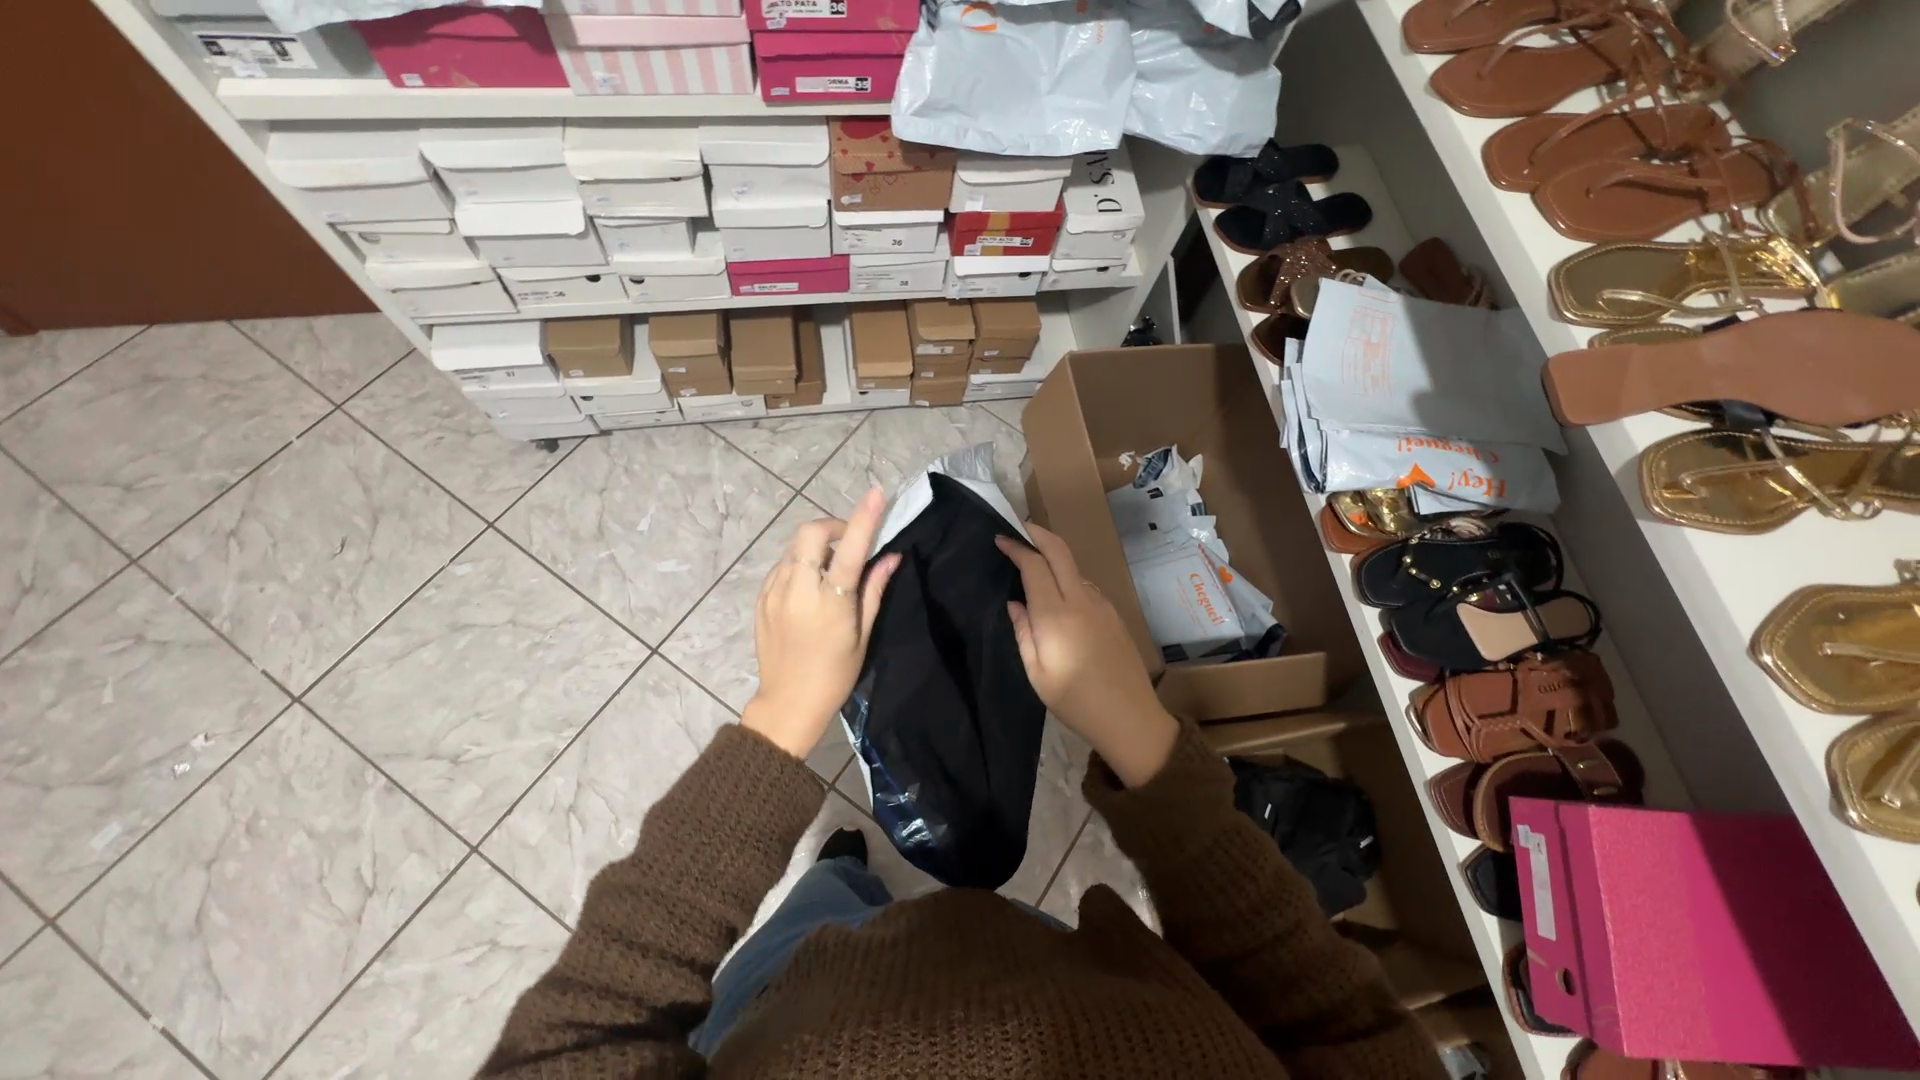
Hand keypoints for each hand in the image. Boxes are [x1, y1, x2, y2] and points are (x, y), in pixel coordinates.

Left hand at [742, 488, 900, 759]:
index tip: (877, 493)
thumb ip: (874, 589)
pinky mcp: (761, 598)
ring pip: (794, 548)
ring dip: (816, 547)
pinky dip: (800, 564)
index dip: (864, 518)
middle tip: (849, 543)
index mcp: (830, 602)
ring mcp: (774, 592)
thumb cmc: (835, 673)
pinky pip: (782, 566)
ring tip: (830, 571)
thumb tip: (890, 556)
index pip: (850, 549)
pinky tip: (810, 587)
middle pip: (810, 532)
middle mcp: (798, 590)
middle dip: (832, 527)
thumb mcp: (863, 634)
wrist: (788, 702)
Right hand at [996, 525, 1178, 787]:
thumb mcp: (1037, 674)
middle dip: (1038, 533)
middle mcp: (1081, 601)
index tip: (1000, 539)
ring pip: (1075, 568)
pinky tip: (1059, 595)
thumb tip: (1016, 604)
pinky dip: (1068, 578)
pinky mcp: (1115, 615)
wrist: (1131, 718)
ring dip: (1054, 557)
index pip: (1034, 565)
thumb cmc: (1076, 703)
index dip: (1016, 547)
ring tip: (1034, 565)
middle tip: (1018, 529)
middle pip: (1060, 551)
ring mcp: (1102, 605)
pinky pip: (1087, 586)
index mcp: (1056, 616)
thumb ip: (1024, 633)